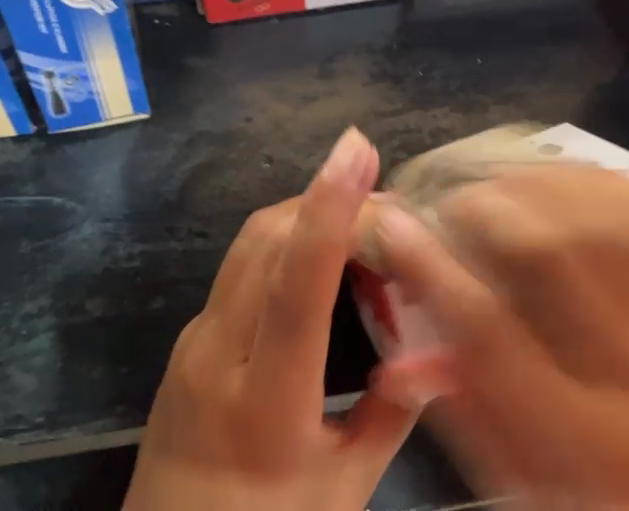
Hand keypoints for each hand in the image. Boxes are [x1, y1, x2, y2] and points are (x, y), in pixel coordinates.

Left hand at [124, 128, 417, 510]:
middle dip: (330, 203)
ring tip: (367, 232)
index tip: (356, 151)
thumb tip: (438, 352)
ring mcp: (195, 339)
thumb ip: (392, 414)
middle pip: (269, 241)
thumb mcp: (344, 488)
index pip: (296, 284)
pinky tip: (323, 266)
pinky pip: (240, 266)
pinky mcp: (189, 337)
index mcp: (265, 398)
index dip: (329, 211)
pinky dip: (287, 245)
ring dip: (307, 217)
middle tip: (393, 207)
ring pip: (250, 243)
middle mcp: (219, 352)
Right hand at [368, 165, 628, 510]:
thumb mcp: (526, 483)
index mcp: (593, 443)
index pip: (492, 332)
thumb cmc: (610, 501)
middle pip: (559, 252)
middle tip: (456, 201)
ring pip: (615, 213)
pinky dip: (610, 183)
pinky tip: (570, 186)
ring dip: (547, 182)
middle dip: (489, 205)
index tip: (391, 222)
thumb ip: (464, 416)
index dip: (431, 266)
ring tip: (508, 186)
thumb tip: (401, 352)